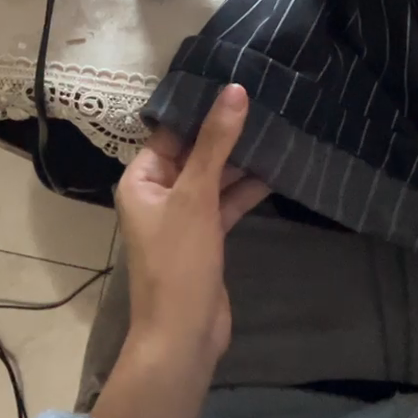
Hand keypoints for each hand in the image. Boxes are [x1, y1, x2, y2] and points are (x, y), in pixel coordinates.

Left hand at [92, 85, 268, 417]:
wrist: (183, 336)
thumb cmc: (179, 261)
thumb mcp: (197, 196)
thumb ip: (217, 143)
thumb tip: (234, 91)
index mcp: (142, 179)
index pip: (171, 132)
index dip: (201, 109)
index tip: (233, 81)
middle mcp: (158, 193)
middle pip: (194, 152)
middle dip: (225, 132)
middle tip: (263, 100)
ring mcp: (182, 216)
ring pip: (213, 177)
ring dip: (240, 160)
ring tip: (276, 128)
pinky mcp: (205, 236)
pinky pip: (225, 202)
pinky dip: (245, 189)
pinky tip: (276, 170)